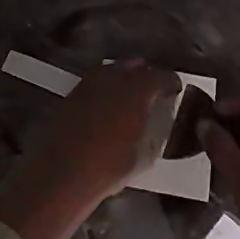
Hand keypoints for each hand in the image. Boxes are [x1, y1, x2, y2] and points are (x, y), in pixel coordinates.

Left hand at [0, 61, 181, 238]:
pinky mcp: (71, 94)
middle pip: (134, 66)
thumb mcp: (144, 153)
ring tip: (130, 93)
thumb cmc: (110, 166)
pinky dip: (104, 88)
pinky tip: (107, 103)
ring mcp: (88, 84)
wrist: (64, 172)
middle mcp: (112, 79)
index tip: (175, 89)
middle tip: (153, 87)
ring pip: (111, 70)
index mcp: (136, 90)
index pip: (160, 76)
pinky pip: (94, 82)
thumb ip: (152, 131)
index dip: (170, 82)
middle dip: (146, 74)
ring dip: (123, 77)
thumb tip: (153, 122)